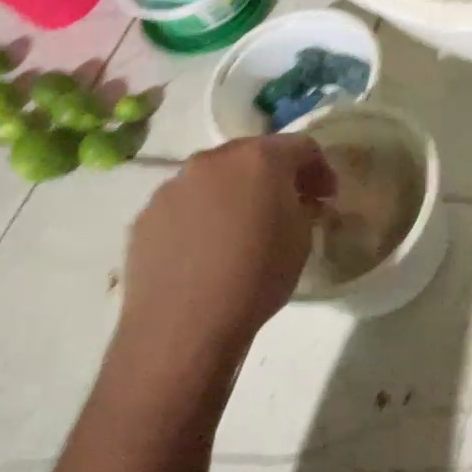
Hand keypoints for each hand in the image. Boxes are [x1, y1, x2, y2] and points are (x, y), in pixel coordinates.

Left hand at [119, 134, 335, 364]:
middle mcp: (212, 160)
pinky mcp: (145, 216)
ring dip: (234, 194)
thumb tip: (295, 201)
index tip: (326, 197)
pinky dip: (201, 217)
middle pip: (252, 155)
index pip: (301, 146)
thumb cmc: (257, 277)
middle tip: (287, 207)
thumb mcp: (302, 239)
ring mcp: (172, 186)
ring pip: (214, 179)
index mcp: (259, 159)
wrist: (183, 325)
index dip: (320, 169)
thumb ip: (303, 206)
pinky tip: (206, 252)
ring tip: (241, 233)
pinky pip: (184, 206)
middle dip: (273, 176)